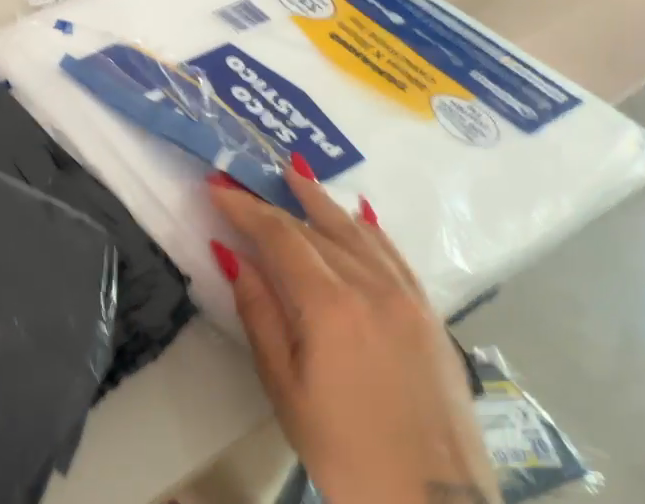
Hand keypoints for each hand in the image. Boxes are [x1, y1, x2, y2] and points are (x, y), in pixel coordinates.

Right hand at [208, 160, 500, 503]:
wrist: (431, 498)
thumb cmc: (339, 443)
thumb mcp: (282, 380)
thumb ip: (258, 310)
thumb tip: (230, 253)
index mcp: (330, 305)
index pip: (279, 235)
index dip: (243, 206)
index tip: (212, 185)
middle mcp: (374, 290)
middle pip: (317, 228)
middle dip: (275, 198)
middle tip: (241, 173)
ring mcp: (410, 302)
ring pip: (361, 235)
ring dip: (323, 202)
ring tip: (296, 173)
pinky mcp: (432, 320)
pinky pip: (396, 258)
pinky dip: (370, 230)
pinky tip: (358, 215)